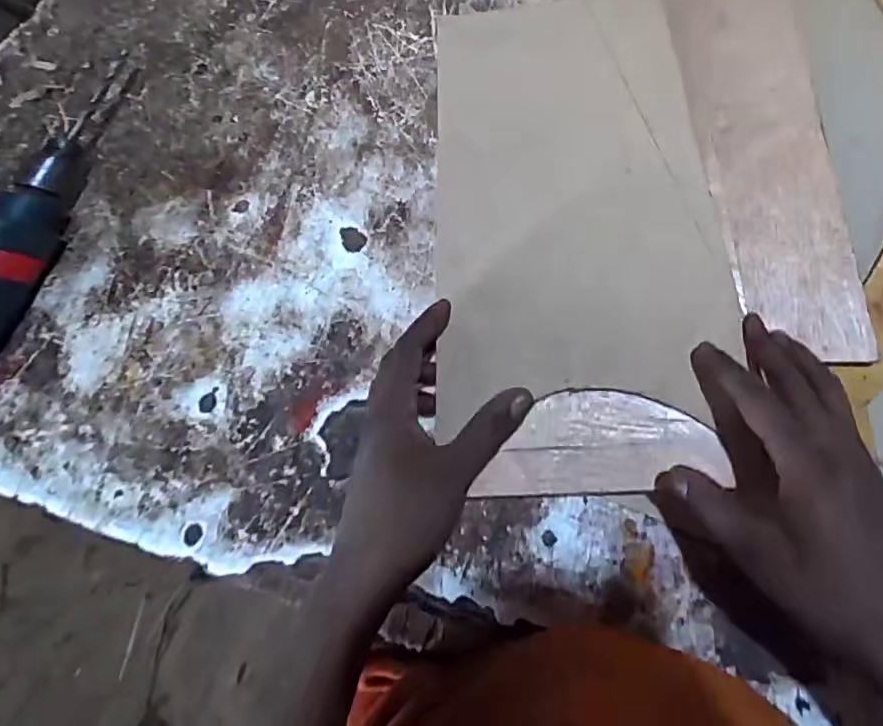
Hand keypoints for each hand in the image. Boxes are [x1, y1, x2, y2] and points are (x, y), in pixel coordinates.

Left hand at [329, 299, 532, 597]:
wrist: (362, 575)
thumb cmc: (407, 516)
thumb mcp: (455, 470)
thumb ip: (487, 430)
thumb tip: (520, 392)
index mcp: (389, 413)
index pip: (404, 355)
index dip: (424, 328)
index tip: (445, 308)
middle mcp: (376, 422)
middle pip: (393, 371)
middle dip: (420, 349)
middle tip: (449, 338)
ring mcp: (373, 446)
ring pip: (393, 397)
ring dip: (419, 380)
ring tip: (449, 381)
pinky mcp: (377, 467)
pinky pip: (396, 418)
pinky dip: (418, 407)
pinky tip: (439, 427)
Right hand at [653, 315, 882, 725]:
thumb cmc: (826, 591)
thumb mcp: (759, 557)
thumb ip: (712, 510)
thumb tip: (665, 474)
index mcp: (803, 461)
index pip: (757, 401)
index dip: (726, 372)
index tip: (703, 348)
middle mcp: (833, 446)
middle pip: (798, 383)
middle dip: (771, 350)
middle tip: (751, 320)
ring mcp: (857, 456)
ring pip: (828, 391)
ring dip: (802, 360)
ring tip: (783, 338)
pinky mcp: (870, 471)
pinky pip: (842, 409)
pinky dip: (824, 384)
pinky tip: (818, 392)